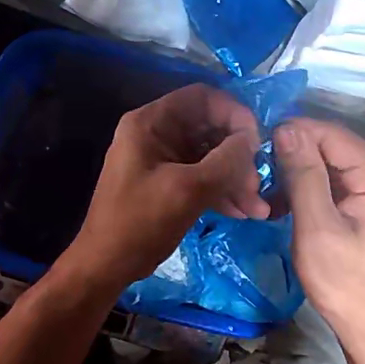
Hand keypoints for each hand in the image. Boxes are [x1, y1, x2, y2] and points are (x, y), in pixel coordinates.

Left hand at [62, 84, 268, 289]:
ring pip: (209, 155)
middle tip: (257, 184)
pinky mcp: (168, 183)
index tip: (257, 140)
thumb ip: (226, 160)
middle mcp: (156, 134)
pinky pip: (201, 176)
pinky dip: (222, 191)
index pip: (201, 98)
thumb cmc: (141, 222)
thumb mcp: (188, 189)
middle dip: (238, 155)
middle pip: (209, 128)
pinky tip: (242, 212)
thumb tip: (252, 140)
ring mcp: (162, 159)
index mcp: (150, 123)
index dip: (233, 113)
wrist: (106, 265)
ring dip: (235, 178)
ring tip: (256, 208)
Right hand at [274, 118, 364, 356]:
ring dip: (303, 175)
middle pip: (338, 150)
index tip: (258, 145)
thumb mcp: (318, 230)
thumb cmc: (348, 287)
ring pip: (338, 169)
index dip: (296, 133)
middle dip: (297, 156)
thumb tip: (287, 129)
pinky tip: (290, 206)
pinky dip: (317, 192)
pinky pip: (344, 188)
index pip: (335, 136)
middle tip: (259, 172)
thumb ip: (304, 175)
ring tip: (269, 192)